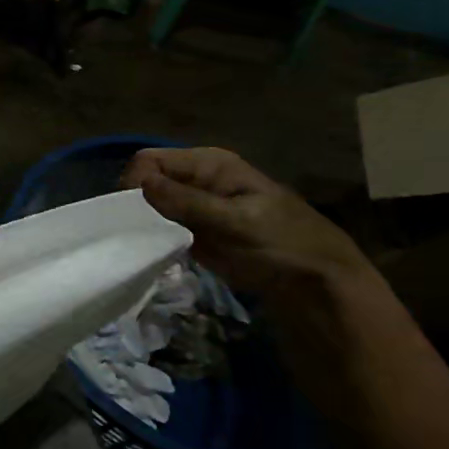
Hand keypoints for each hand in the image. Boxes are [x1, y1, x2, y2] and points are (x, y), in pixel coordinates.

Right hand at [121, 147, 377, 297]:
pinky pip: (161, 227)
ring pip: (151, 204)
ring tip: (139, 242)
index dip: (135, 182)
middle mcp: (197, 179)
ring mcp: (195, 206)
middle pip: (147, 180)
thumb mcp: (236, 221)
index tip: (131, 213)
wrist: (317, 287)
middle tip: (134, 231)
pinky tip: (150, 250)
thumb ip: (187, 202)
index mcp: (210, 164)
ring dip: (143, 221)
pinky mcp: (194, 233)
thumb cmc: (283, 246)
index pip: (151, 160)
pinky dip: (153, 236)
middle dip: (136, 202)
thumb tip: (140, 184)